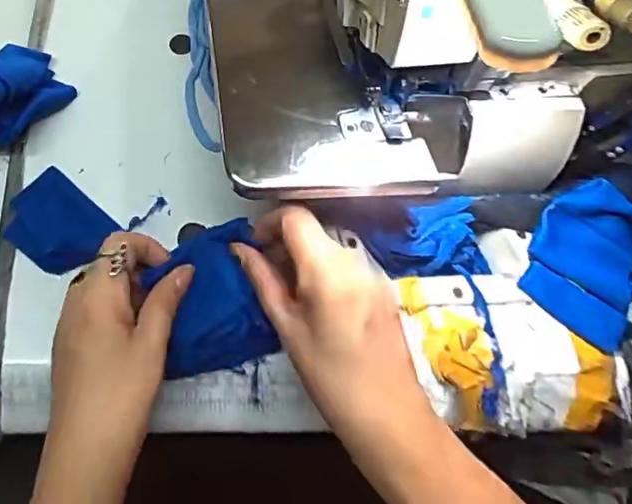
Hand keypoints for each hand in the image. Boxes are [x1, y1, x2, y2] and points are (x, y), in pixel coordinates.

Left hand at [34, 232, 191, 503]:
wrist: (82, 454)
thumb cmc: (121, 394)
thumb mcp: (152, 344)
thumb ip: (167, 298)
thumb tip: (184, 268)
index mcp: (95, 291)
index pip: (118, 241)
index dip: (148, 246)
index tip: (171, 272)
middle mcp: (76, 298)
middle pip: (108, 260)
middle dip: (143, 268)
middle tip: (169, 296)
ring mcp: (68, 321)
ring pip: (102, 284)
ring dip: (131, 288)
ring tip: (156, 319)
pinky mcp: (68, 343)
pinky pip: (93, 306)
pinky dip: (117, 307)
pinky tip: (135, 338)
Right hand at [237, 208, 522, 503]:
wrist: (390, 416)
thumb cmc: (331, 379)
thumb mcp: (288, 329)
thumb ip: (263, 280)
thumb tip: (240, 249)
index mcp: (328, 268)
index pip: (295, 215)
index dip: (269, 221)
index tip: (255, 243)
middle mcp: (354, 259)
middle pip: (313, 228)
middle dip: (285, 240)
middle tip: (266, 269)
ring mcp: (372, 269)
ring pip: (328, 243)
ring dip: (304, 254)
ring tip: (289, 289)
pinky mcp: (382, 282)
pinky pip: (346, 260)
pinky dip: (325, 267)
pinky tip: (317, 300)